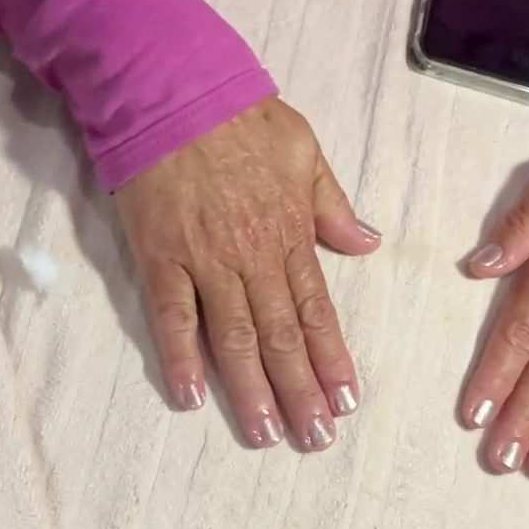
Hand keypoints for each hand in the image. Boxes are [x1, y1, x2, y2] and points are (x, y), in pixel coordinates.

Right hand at [115, 98, 380, 450]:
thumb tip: (367, 243)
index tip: (347, 400)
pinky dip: (181, 358)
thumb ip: (332, 204)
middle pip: (282, 338)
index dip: (333, 359)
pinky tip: (192, 396)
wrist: (172, 88)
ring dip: (253, 391)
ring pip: (236, 338)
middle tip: (317, 439)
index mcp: (290, 234)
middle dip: (302, 392)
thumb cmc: (239, 116)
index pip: (317, 311)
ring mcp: (205, 262)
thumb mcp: (304, 150)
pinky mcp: (161, 259)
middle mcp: (252, 258)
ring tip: (269, 435)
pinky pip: (172, 317)